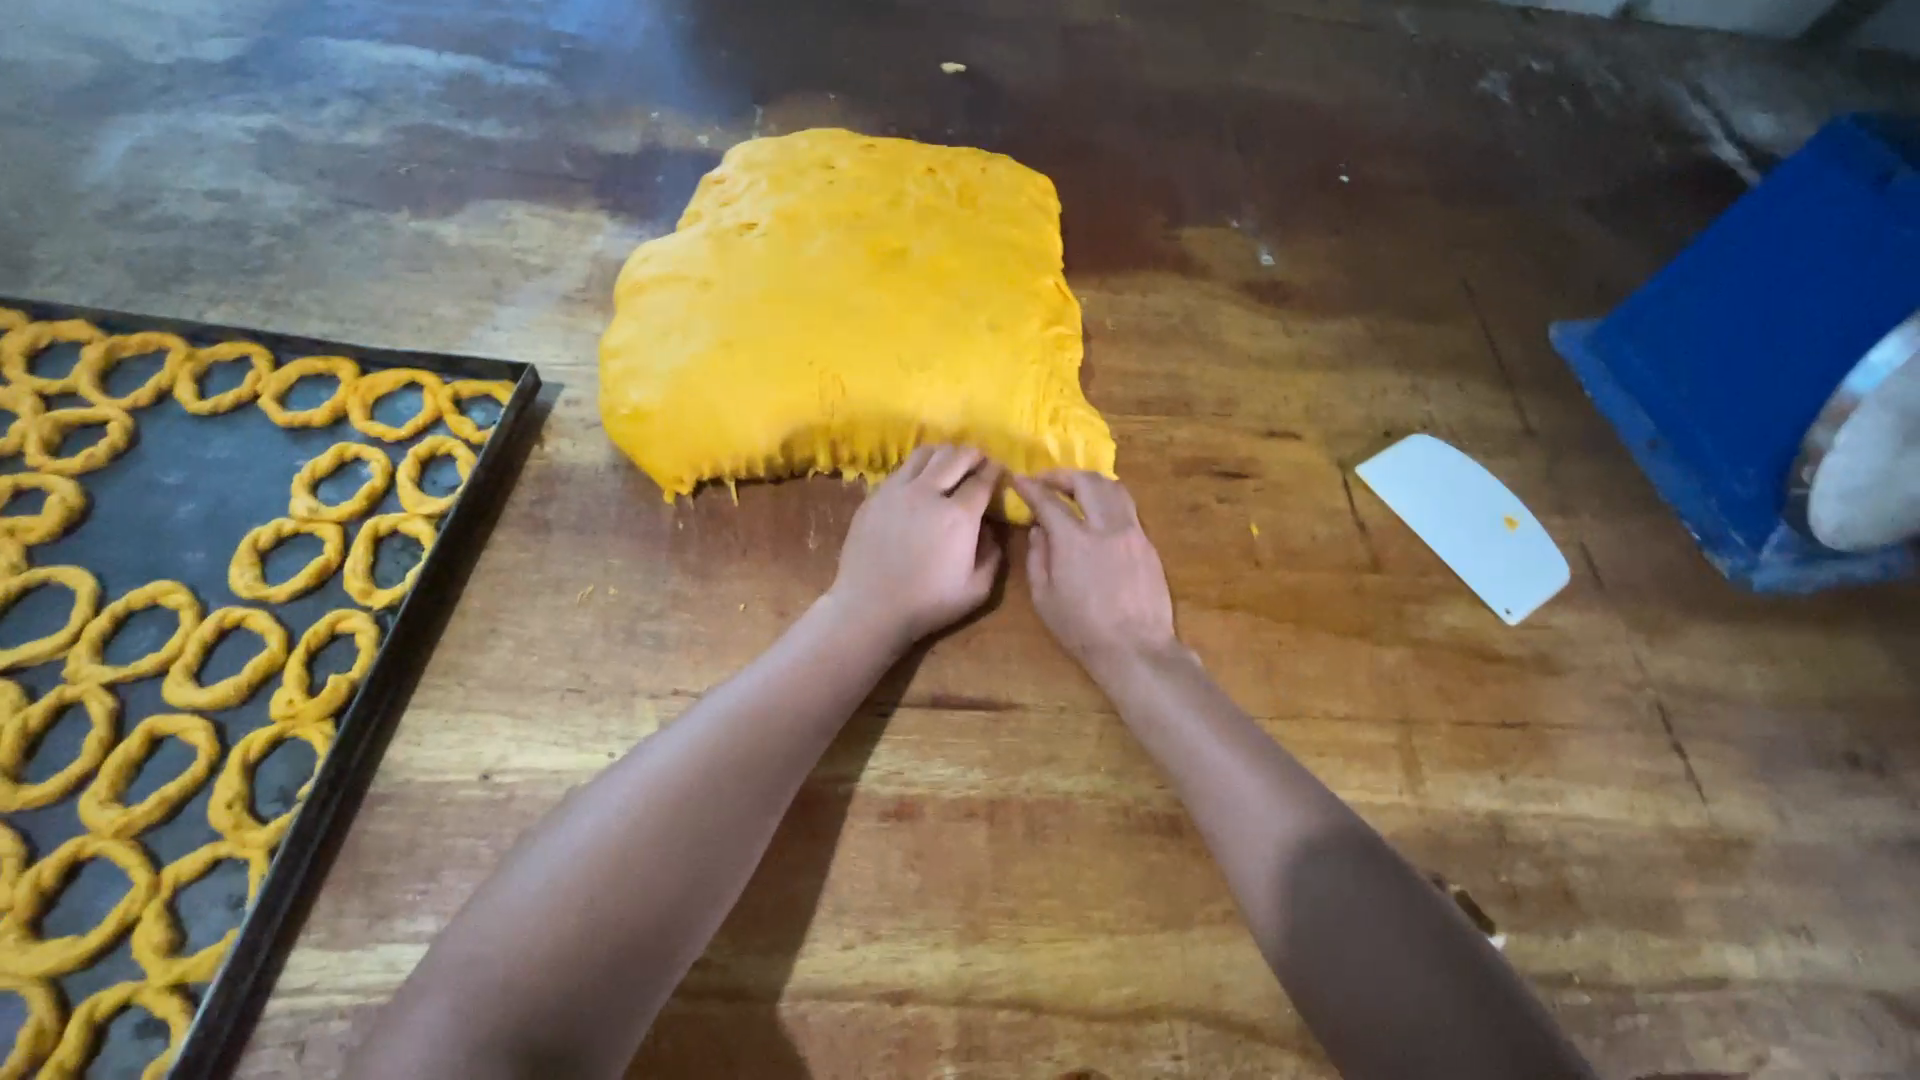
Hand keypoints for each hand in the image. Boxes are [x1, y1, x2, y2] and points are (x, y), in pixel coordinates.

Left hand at [827, 445, 1003, 650]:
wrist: (871, 607)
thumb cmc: (927, 604)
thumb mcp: (977, 589)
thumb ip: (992, 554)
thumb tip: (989, 528)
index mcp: (959, 516)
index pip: (983, 479)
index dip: (995, 471)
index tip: (1000, 471)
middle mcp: (928, 493)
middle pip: (955, 455)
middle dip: (973, 454)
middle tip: (978, 461)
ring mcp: (897, 490)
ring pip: (925, 453)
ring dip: (943, 454)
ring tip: (948, 464)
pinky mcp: (874, 496)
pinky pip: (901, 469)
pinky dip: (917, 468)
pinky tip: (919, 483)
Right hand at [1012, 471, 1181, 678]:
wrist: (1135, 648)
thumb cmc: (1082, 629)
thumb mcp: (1044, 598)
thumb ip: (1038, 557)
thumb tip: (1039, 529)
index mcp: (1074, 541)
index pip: (1049, 501)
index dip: (1031, 487)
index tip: (1019, 480)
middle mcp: (1106, 527)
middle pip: (1086, 482)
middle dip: (1062, 475)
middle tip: (1047, 481)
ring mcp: (1132, 532)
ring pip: (1113, 488)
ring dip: (1090, 482)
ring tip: (1075, 489)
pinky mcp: (1147, 543)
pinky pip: (1127, 508)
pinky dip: (1108, 500)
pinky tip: (1098, 512)